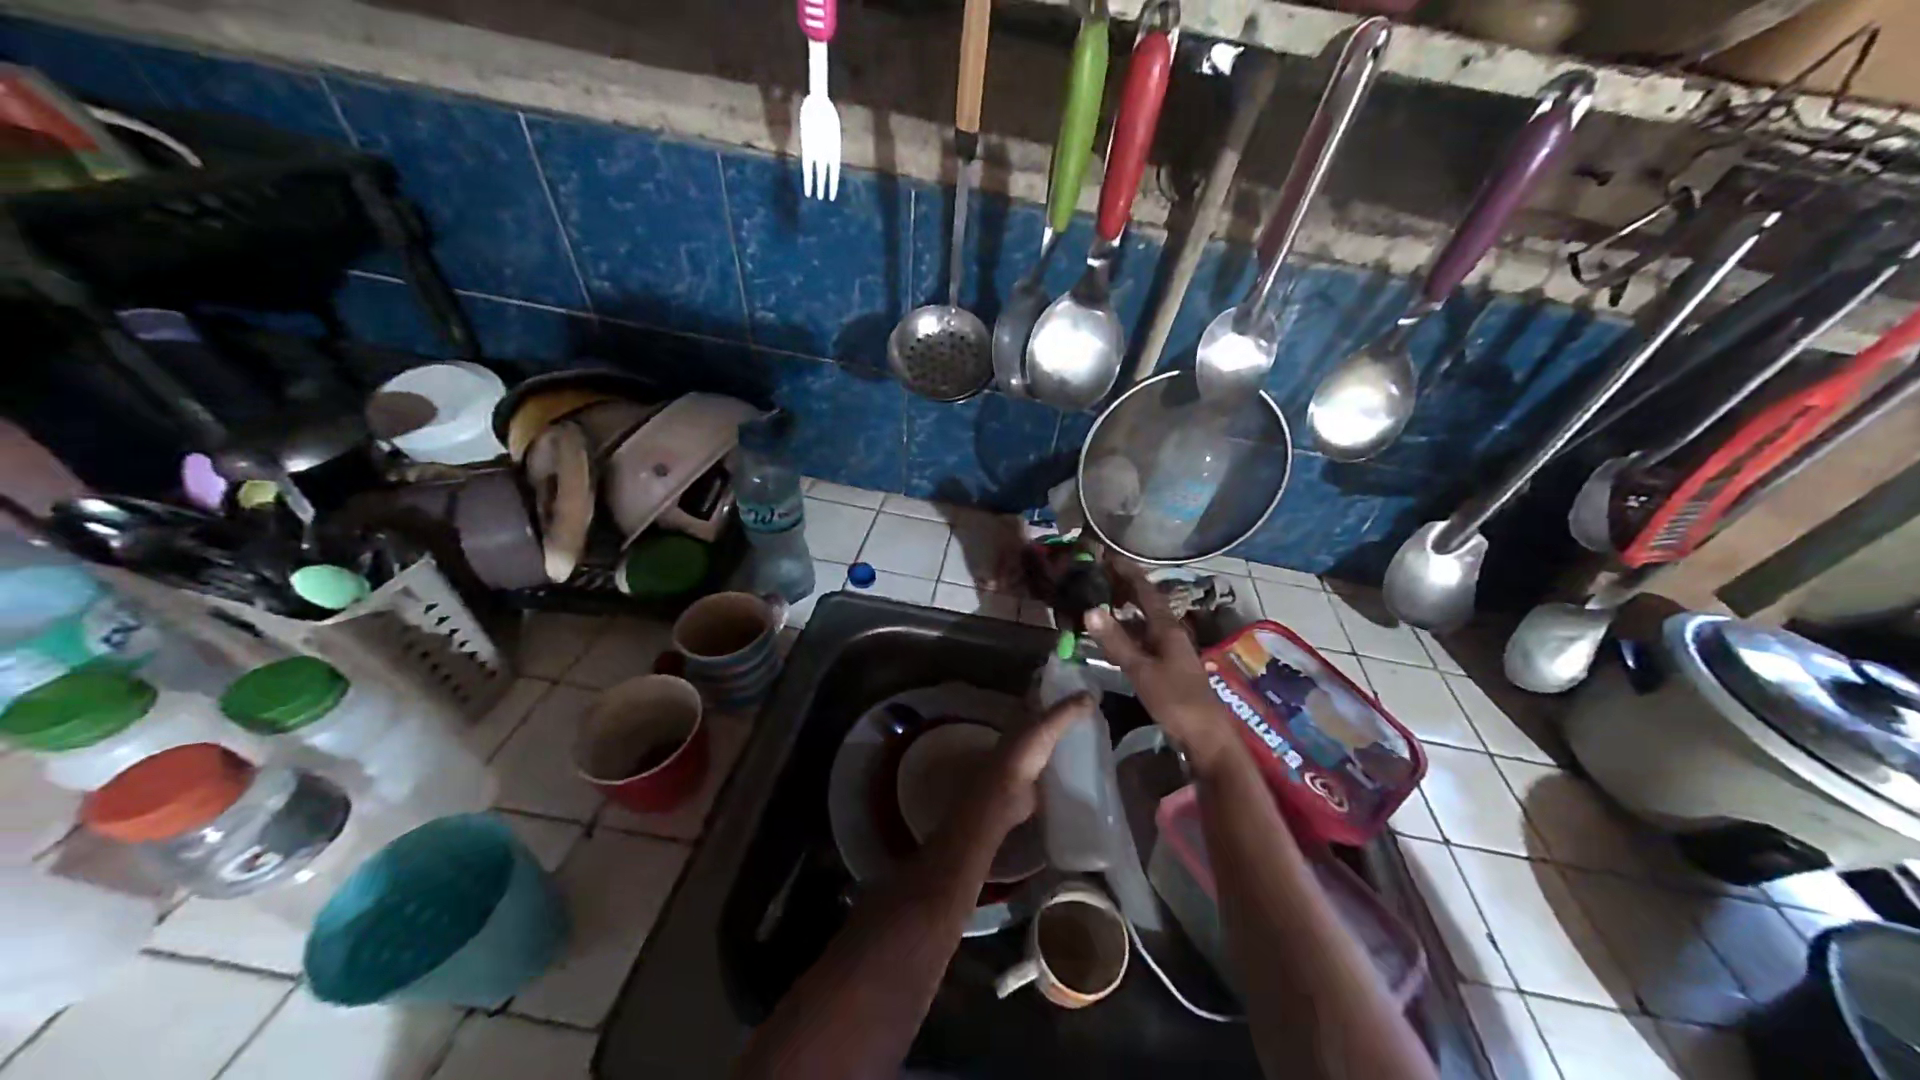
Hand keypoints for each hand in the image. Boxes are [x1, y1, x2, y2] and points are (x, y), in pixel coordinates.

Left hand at [964, 691, 1093, 829]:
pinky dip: (1070, 763)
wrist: (1007, 796)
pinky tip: (1089, 763)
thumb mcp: (1045, 728)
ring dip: (1070, 740)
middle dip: (1068, 718)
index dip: (1057, 692)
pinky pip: (1058, 765)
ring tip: (1098, 736)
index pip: (1041, 699)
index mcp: (1022, 718)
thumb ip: (1066, 711)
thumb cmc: (1021, 756)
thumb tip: (1091, 694)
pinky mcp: (1039, 778)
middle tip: (1096, 713)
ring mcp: (1031, 757)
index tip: (1081, 689)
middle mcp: (1025, 734)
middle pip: (1049, 721)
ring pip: (1054, 743)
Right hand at [1084, 560, 1239, 769]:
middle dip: (1124, 585)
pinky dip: (1127, 629)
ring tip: (1101, 597)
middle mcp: (1170, 633)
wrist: (1205, 735)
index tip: (1106, 555)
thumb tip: (1090, 608)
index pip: (1146, 590)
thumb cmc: (1175, 700)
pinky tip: (1114, 634)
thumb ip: (1116, 641)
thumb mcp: (1141, 670)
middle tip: (1097, 573)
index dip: (1127, 571)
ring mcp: (1170, 649)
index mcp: (1167, 628)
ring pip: (1145, 620)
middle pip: (1146, 602)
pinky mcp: (1166, 665)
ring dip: (1125, 607)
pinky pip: (1143, 637)